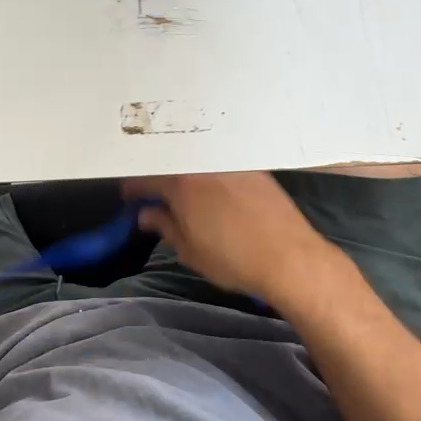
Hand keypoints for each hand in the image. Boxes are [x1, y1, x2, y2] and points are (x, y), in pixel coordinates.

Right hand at [124, 172, 341, 302]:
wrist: (291, 258)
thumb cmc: (233, 259)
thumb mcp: (190, 250)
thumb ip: (164, 226)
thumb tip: (147, 214)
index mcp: (181, 184)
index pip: (146, 178)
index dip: (133, 188)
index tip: (130, 199)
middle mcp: (204, 164)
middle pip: (172, 163)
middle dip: (159, 177)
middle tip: (155, 196)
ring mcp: (231, 163)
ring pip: (198, 161)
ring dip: (185, 173)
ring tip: (184, 193)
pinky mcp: (254, 169)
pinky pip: (222, 164)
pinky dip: (210, 173)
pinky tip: (213, 190)